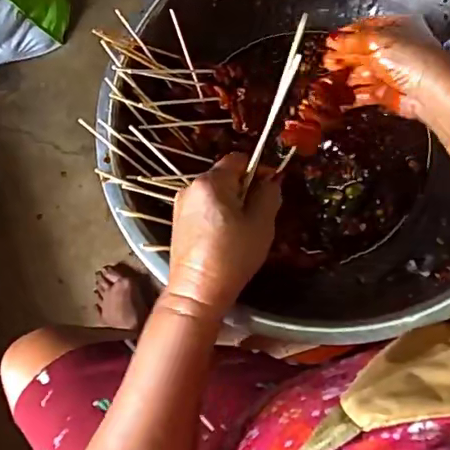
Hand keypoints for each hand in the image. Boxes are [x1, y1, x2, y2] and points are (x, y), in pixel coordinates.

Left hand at [164, 153, 280, 312]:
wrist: (196, 290)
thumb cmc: (233, 256)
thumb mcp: (261, 224)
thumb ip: (269, 195)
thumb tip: (271, 179)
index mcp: (210, 182)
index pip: (238, 159)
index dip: (258, 168)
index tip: (271, 186)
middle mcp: (190, 187)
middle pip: (224, 175)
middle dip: (244, 187)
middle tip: (260, 212)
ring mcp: (181, 204)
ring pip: (214, 192)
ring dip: (231, 201)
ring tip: (243, 228)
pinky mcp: (177, 221)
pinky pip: (203, 206)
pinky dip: (217, 213)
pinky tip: (225, 236)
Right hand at [322, 15, 449, 119]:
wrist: (431, 93)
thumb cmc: (415, 60)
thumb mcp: (378, 41)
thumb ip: (352, 40)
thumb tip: (332, 39)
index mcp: (398, 27)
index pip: (366, 28)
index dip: (346, 35)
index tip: (330, 42)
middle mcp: (396, 49)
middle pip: (361, 52)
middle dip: (343, 57)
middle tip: (327, 62)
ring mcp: (392, 72)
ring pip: (361, 73)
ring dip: (344, 77)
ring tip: (328, 79)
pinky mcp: (388, 93)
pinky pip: (364, 93)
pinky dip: (351, 95)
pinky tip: (338, 95)